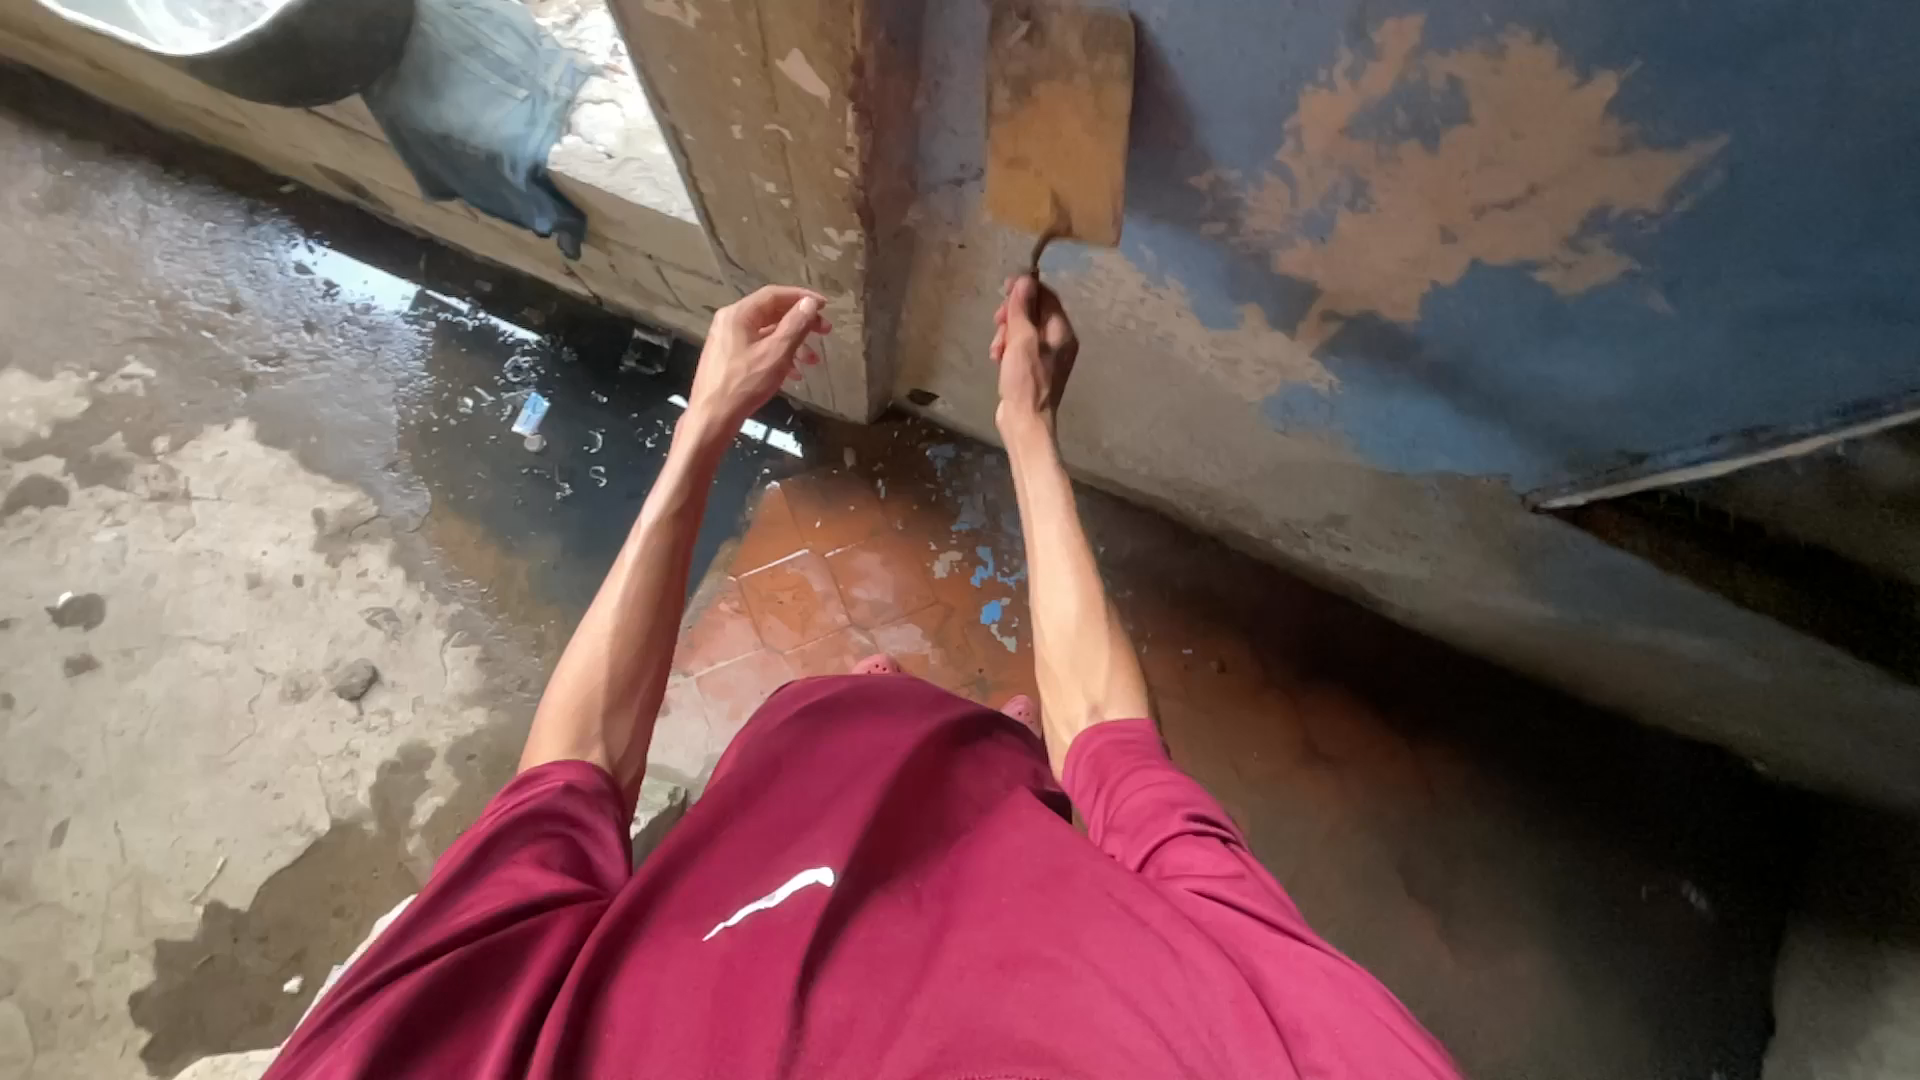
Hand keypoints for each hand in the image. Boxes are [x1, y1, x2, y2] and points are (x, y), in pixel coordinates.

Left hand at [686, 285, 829, 434]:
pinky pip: (759, 349)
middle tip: (825, 332)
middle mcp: (731, 321)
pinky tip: (794, 374)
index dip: (802, 298)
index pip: (774, 295)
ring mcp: (728, 341)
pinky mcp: (729, 359)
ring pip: (767, 334)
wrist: (713, 416)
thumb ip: (795, 325)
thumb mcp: (776, 353)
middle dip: (801, 323)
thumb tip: (810, 303)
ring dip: (793, 343)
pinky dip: (779, 356)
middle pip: (772, 313)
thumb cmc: (745, 383)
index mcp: (739, 314)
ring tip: (812, 361)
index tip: (824, 307)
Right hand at [990, 275, 1076, 434]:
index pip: (1047, 296)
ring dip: (1005, 334)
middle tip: (997, 323)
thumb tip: (1024, 279)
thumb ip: (1022, 309)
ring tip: (996, 350)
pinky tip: (997, 359)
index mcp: (1062, 332)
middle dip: (1012, 315)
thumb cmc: (1025, 380)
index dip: (1026, 288)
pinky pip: (1019, 348)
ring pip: (1022, 330)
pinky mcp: (1032, 369)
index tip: (1004, 288)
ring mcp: (1045, 357)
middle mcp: (1058, 342)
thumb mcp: (1022, 339)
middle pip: (1033, 312)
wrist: (1024, 421)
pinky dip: (1007, 349)